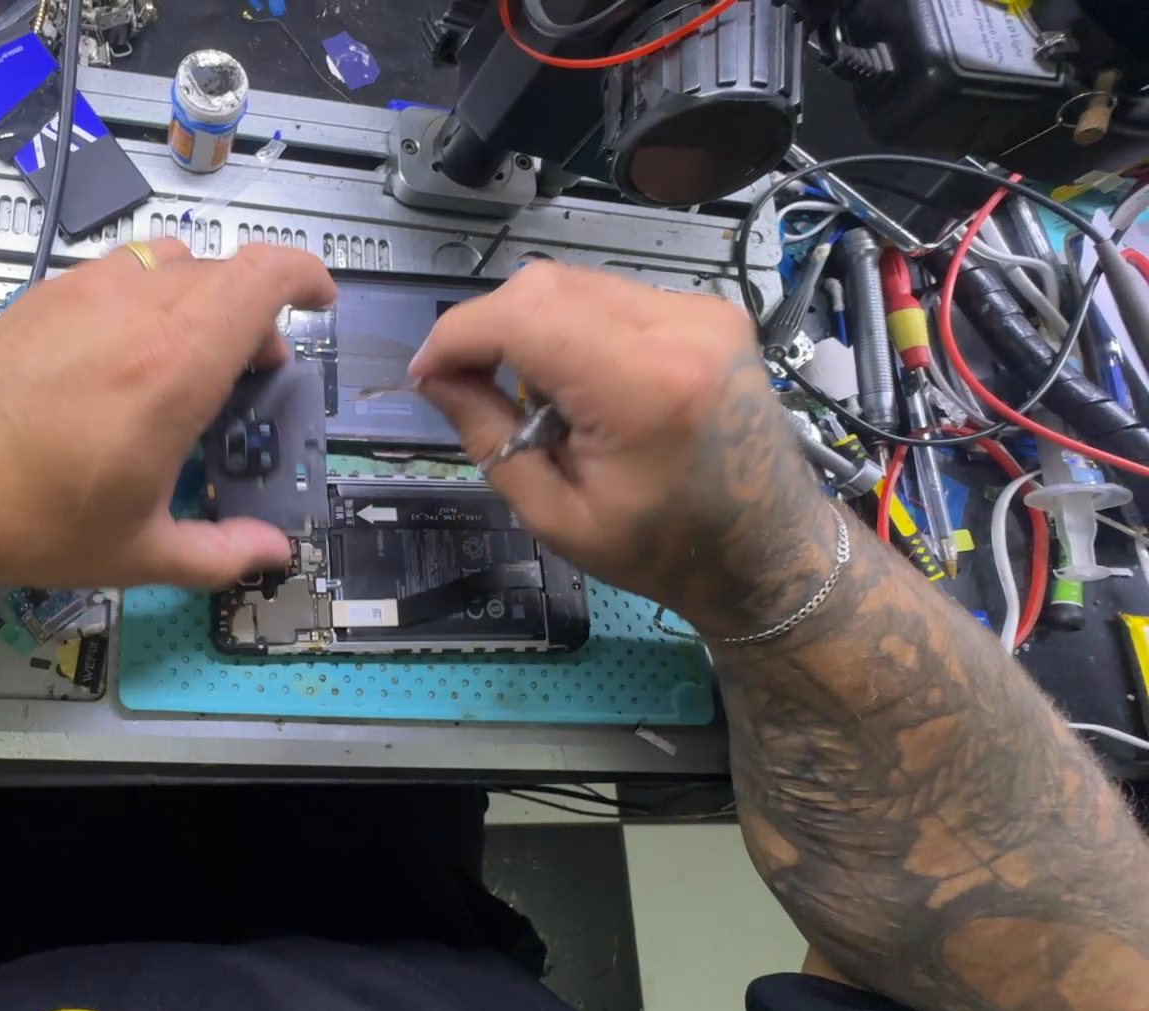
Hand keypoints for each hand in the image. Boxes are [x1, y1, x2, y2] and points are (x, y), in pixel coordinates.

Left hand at [0, 240, 336, 589]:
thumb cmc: (31, 522)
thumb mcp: (140, 552)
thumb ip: (222, 552)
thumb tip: (271, 553)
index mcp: (174, 368)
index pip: (263, 277)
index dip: (306, 275)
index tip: (319, 299)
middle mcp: (132, 312)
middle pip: (223, 274)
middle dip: (255, 315)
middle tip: (249, 373)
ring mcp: (79, 295)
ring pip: (169, 263)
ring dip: (200, 300)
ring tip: (188, 358)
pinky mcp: (39, 298)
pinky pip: (116, 273)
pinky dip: (147, 297)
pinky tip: (122, 355)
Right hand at [410, 263, 836, 635]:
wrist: (764, 546)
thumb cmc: (657, 547)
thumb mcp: (550, 511)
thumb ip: (486, 435)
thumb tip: (434, 378)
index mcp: (644, 387)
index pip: (523, 316)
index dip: (455, 336)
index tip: (425, 375)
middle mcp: (680, 328)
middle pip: (541, 285)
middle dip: (482, 329)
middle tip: (461, 384)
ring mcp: (699, 311)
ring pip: (568, 283)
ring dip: (520, 328)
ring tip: (521, 392)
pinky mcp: (702, 311)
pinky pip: (602, 296)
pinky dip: (560, 328)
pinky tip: (565, 380)